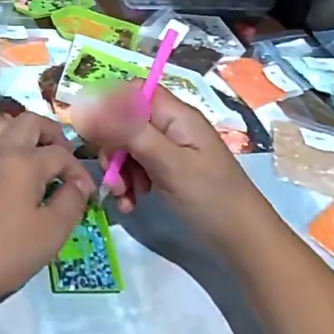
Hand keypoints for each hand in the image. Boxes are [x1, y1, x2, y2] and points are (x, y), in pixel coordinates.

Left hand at [0, 112, 95, 310]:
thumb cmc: (5, 252)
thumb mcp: (51, 232)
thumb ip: (71, 202)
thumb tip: (79, 185)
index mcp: (24, 161)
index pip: (61, 154)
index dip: (79, 171)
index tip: (88, 194)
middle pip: (29, 122)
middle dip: (53, 134)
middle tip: (65, 159)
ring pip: (3, 125)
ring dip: (25, 133)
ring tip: (38, 157)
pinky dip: (5, 144)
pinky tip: (13, 171)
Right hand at [73, 85, 260, 246]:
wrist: (244, 241)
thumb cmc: (210, 198)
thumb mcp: (167, 163)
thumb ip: (129, 132)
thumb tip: (89, 105)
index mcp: (175, 116)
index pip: (133, 92)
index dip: (109, 107)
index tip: (95, 134)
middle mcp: (171, 127)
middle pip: (125, 122)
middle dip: (113, 149)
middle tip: (114, 179)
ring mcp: (170, 150)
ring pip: (128, 147)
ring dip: (120, 171)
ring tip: (125, 197)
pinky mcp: (168, 171)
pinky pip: (138, 167)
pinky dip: (130, 184)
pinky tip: (131, 204)